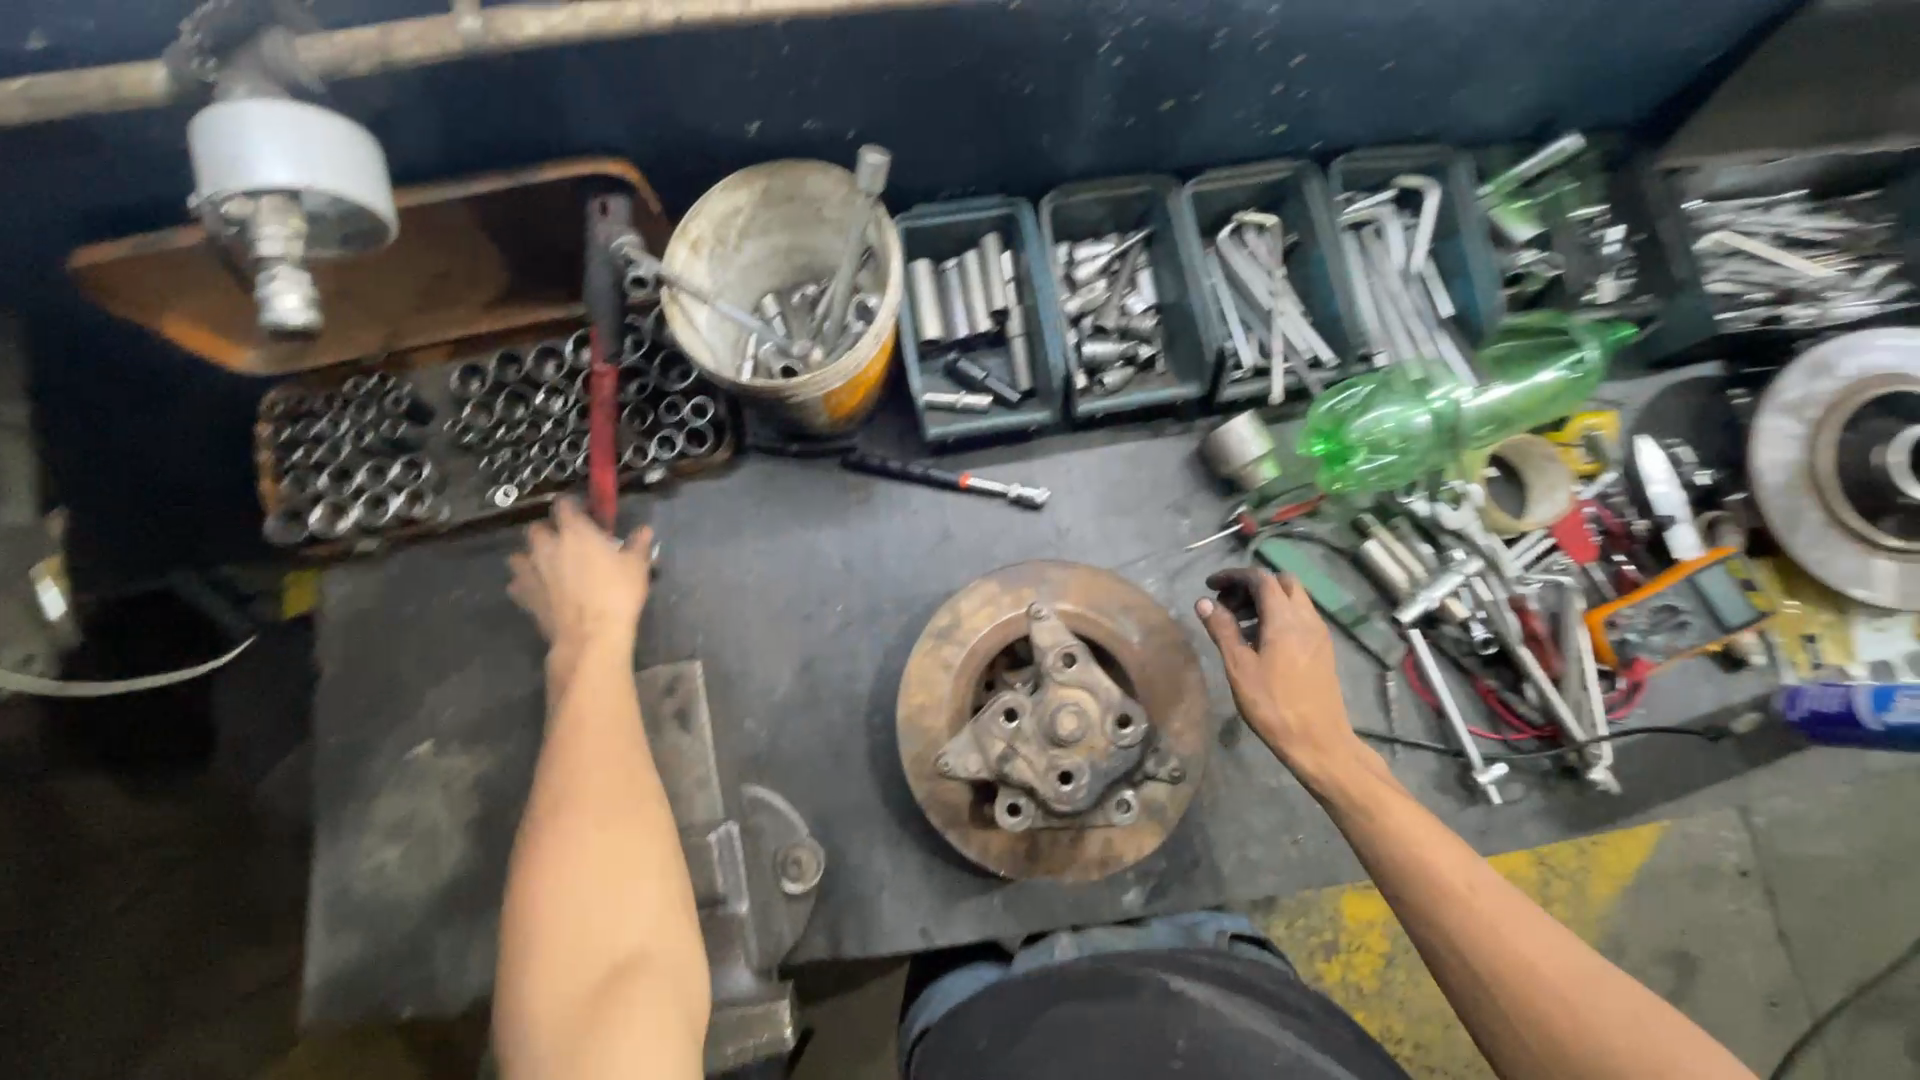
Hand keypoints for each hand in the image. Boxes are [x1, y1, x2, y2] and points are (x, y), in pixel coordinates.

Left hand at [508, 498, 654, 652]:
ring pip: (519, 555)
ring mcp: (530, 570)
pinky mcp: (523, 594)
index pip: (563, 505)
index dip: (572, 507)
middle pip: (536, 528)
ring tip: (547, 567)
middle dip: (548, 531)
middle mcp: (547, 545)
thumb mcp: (637, 567)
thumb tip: (644, 531)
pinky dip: (526, 583)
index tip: (582, 513)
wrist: (591, 635)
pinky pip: (517, 582)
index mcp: (575, 531)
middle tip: (565, 543)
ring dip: (531, 557)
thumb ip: (638, 545)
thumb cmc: (618, 594)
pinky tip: (540, 590)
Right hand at [1196, 568, 1367, 785]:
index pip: (1260, 579)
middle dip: (1252, 585)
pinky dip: (1278, 615)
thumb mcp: (1239, 667)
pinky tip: (1261, 641)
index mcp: (1285, 619)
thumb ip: (1222, 629)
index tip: (1210, 586)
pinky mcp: (1323, 649)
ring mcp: (1319, 633)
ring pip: (1293, 599)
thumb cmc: (1273, 705)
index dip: (1233, 576)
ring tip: (1239, 625)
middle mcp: (1307, 618)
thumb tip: (1204, 602)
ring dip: (1265, 600)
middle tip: (1227, 605)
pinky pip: (1300, 617)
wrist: (1318, 741)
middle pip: (1281, 583)